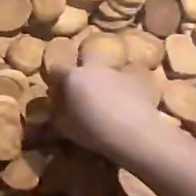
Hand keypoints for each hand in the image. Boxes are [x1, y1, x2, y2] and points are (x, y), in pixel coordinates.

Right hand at [51, 65, 174, 158]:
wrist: (135, 134)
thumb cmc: (92, 129)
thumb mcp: (64, 125)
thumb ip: (57, 110)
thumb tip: (55, 102)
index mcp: (72, 76)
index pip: (56, 69)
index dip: (54, 79)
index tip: (56, 91)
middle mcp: (94, 68)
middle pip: (85, 61)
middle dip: (83, 71)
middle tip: (83, 89)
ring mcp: (119, 73)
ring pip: (108, 73)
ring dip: (105, 82)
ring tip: (108, 99)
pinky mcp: (140, 83)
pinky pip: (129, 82)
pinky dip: (126, 90)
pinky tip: (129, 104)